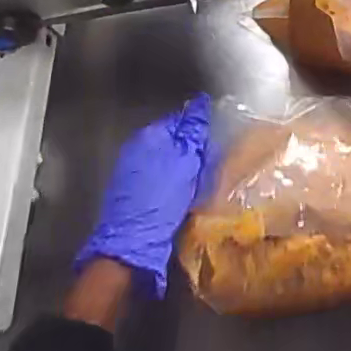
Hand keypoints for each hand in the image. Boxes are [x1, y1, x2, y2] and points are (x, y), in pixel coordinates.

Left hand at [75, 95, 212, 298]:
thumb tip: (201, 103)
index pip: (181, 119)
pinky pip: (161, 179)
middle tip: (216, 161)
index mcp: (149, 135)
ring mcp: (132, 171)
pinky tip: (186, 195)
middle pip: (174, 140)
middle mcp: (137, 148)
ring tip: (204, 179)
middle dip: (194, 149)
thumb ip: (194, 132)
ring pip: (168, 161)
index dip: (202, 129)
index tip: (219, 141)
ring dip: (185, 168)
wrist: (131, 246)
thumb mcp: (186, 162)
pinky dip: (174, 183)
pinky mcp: (133, 193)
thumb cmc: (163, 199)